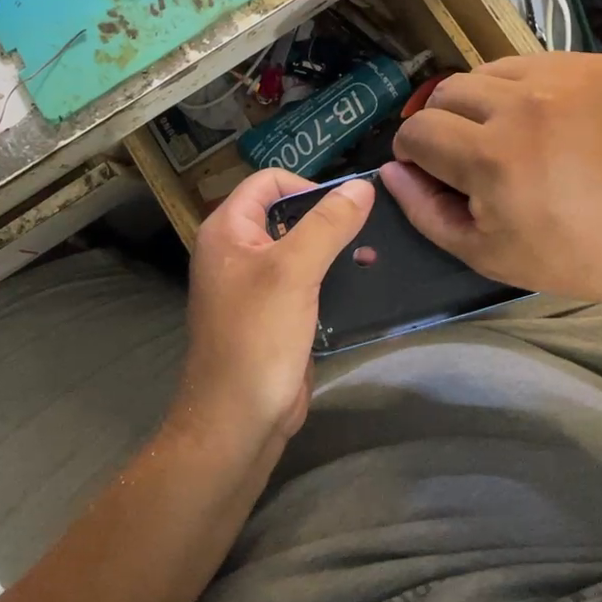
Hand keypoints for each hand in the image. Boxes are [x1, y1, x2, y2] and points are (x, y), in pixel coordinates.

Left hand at [172, 168, 372, 449]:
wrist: (238, 420)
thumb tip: (361, 185)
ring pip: (299, 249)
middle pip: (286, 213)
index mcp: (227, 229)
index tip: (346, 209)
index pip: (269, 182)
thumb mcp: (294, 271)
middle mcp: (236, 251)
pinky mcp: (273, 314)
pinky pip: (304, 282)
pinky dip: (331, 278)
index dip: (308, 186)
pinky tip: (362, 285)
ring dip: (334, 249)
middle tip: (369, 231)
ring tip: (373, 257)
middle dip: (328, 218)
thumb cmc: (258, 337)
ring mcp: (254, 285)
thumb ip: (327, 224)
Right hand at [381, 53, 601, 312]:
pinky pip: (532, 63)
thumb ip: (425, 211)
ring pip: (485, 71)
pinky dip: (525, 90)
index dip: (414, 155)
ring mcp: (566, 75)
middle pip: (444, 92)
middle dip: (443, 125)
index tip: (433, 173)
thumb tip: (391, 169)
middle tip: (471, 159)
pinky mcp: (598, 64)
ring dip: (481, 102)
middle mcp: (525, 103)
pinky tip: (549, 124)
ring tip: (509, 137)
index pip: (417, 130)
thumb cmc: (579, 258)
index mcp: (495, 156)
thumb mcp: (488, 255)